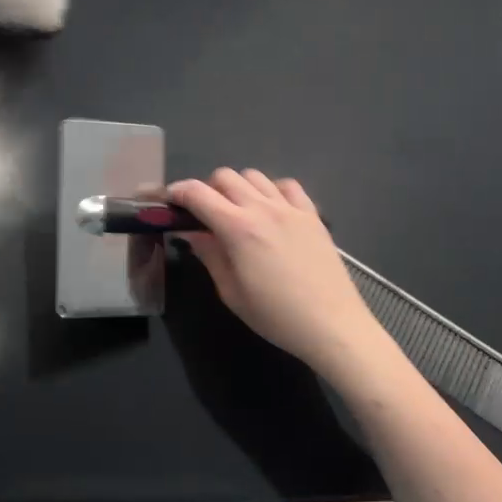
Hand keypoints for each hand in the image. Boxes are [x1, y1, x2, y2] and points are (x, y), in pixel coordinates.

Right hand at [168, 169, 386, 375]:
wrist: (332, 326)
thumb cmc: (276, 316)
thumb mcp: (231, 293)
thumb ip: (209, 256)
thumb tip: (191, 233)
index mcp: (238, 228)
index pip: (198, 193)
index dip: (178, 191)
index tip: (169, 201)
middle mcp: (263, 208)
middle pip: (225, 176)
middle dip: (207, 189)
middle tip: (204, 213)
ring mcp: (290, 208)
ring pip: (255, 176)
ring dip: (239, 187)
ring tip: (238, 211)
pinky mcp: (312, 214)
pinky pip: (287, 185)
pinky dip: (272, 190)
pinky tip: (271, 210)